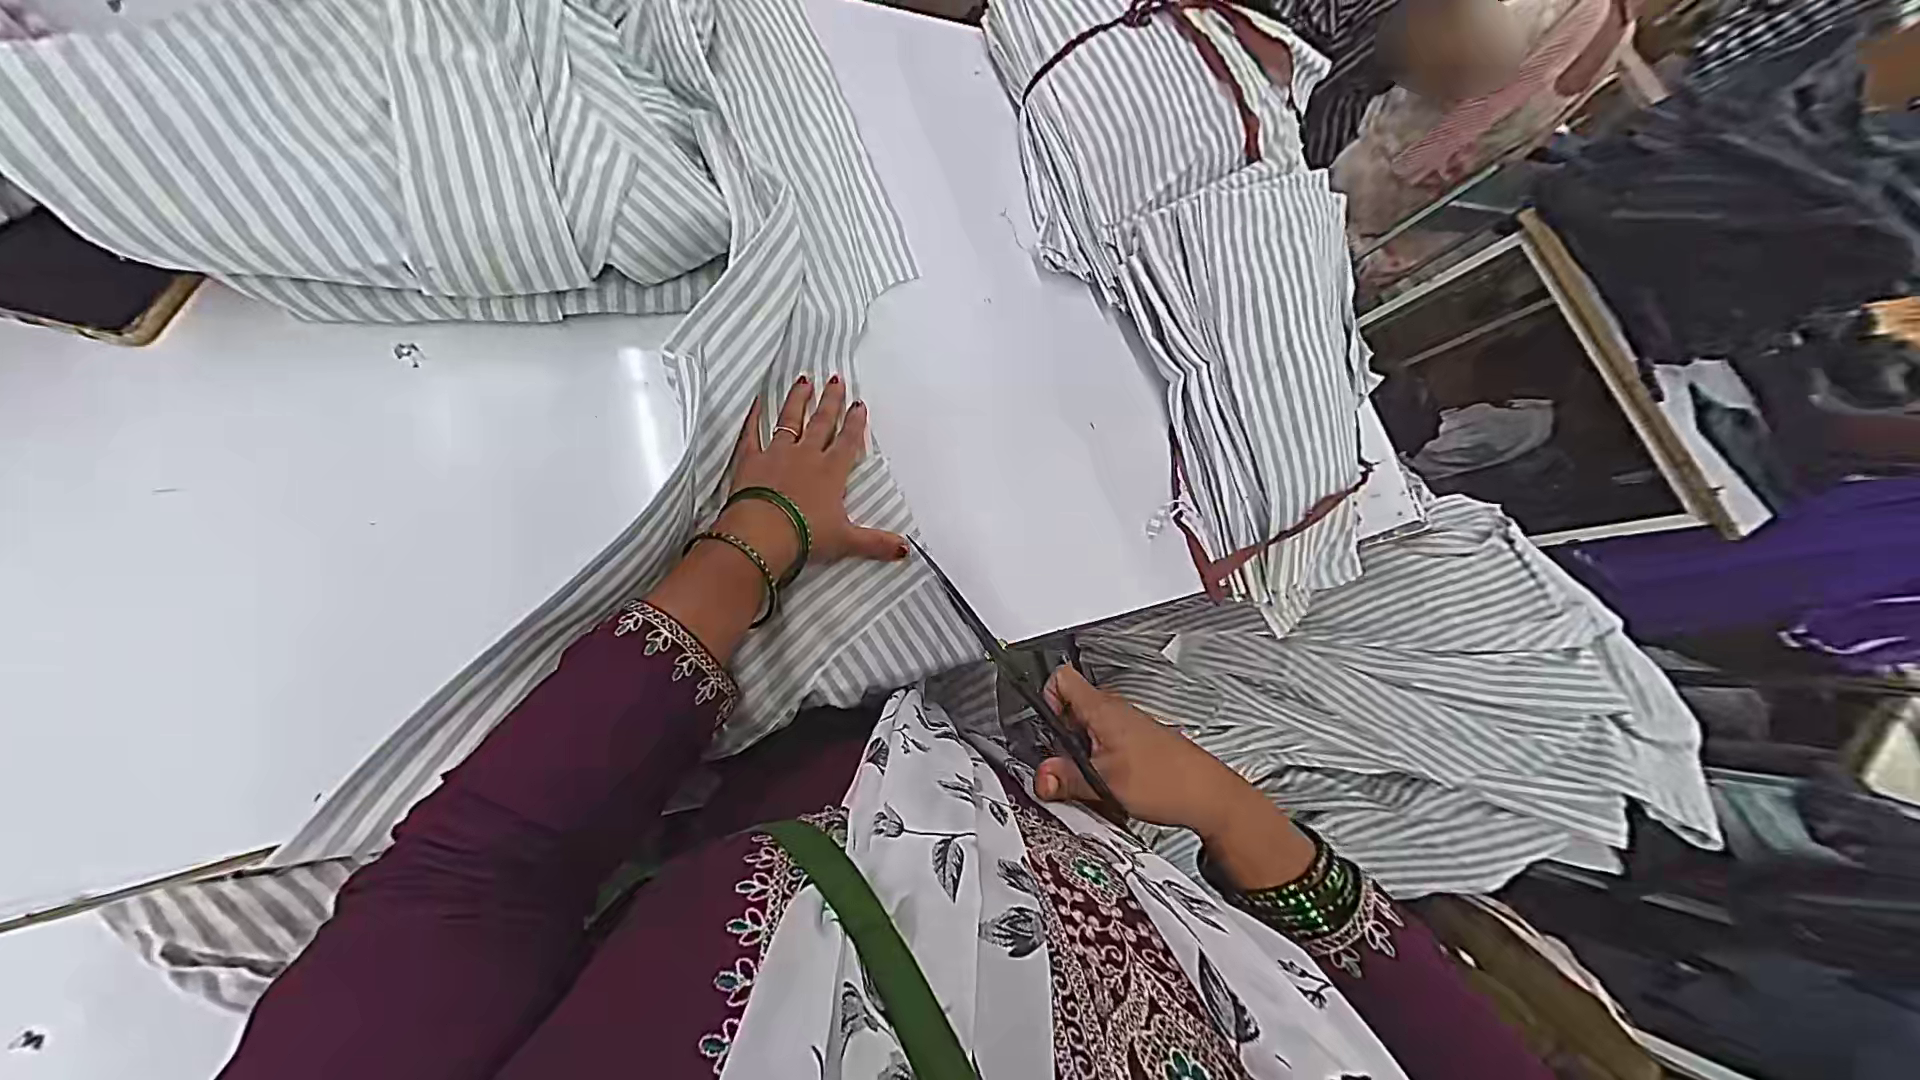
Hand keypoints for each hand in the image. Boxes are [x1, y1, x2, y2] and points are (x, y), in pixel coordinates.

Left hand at [720, 373, 906, 578]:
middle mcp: (806, 456)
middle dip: (831, 401)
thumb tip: (904, 550)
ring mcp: (777, 454)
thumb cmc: (805, 535)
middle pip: (822, 422)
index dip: (856, 422)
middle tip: (835, 380)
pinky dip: (753, 418)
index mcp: (832, 472)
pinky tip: (755, 403)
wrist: (763, 534)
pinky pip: (752, 433)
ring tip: (803, 382)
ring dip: (797, 400)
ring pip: (790, 420)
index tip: (859, 405)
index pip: (848, 441)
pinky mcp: (751, 460)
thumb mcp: (846, 540)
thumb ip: (876, 542)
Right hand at [1035, 665, 1315, 888]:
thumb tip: (1041, 776)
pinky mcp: (1135, 742)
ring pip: (1087, 730)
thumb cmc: (1167, 781)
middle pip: (1070, 709)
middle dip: (1062, 738)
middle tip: (1066, 762)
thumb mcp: (1104, 783)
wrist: (1208, 796)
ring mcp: (1126, 725)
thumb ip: (1066, 778)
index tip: (1045, 726)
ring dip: (1080, 753)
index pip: (1061, 678)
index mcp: (1102, 709)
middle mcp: (1114, 711)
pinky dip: (1099, 762)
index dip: (1046, 698)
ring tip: (1090, 778)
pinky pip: (1104, 743)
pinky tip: (1109, 786)